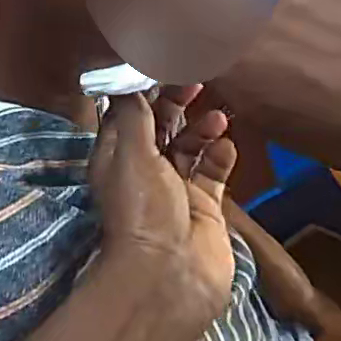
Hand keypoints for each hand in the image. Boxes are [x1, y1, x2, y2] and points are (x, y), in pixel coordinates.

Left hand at [88, 93, 237, 334]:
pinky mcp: (203, 206)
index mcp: (114, 155)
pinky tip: (226, 144)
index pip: (127, 114)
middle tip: (196, 81)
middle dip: (175, 104)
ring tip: (217, 117)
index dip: (143, 91)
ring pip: (188, 147)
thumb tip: (125, 79)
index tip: (163, 66)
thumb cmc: (143, 208)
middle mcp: (142, 169)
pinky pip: (212, 172)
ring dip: (200, 128)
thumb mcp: (130, 154)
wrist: (171, 274)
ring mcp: (174, 188)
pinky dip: (219, 156)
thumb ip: (132, 116)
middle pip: (159, 127)